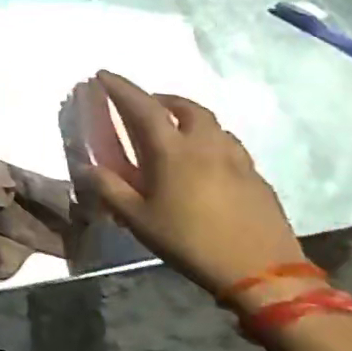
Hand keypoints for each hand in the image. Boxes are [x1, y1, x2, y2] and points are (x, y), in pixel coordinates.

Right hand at [72, 71, 309, 302]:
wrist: (263, 275)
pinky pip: (230, 147)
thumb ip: (110, 189)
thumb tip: (88, 167)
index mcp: (173, 152)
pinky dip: (211, 141)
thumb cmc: (190, 242)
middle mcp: (207, 147)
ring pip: (213, 125)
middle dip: (163, 99)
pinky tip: (205, 162)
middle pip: (187, 107)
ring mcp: (238, 161)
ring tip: (176, 131)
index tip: (104, 75)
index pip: (143, 107)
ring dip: (190, 118)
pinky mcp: (257, 179)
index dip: (121, 88)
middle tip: (145, 105)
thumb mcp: (137, 219)